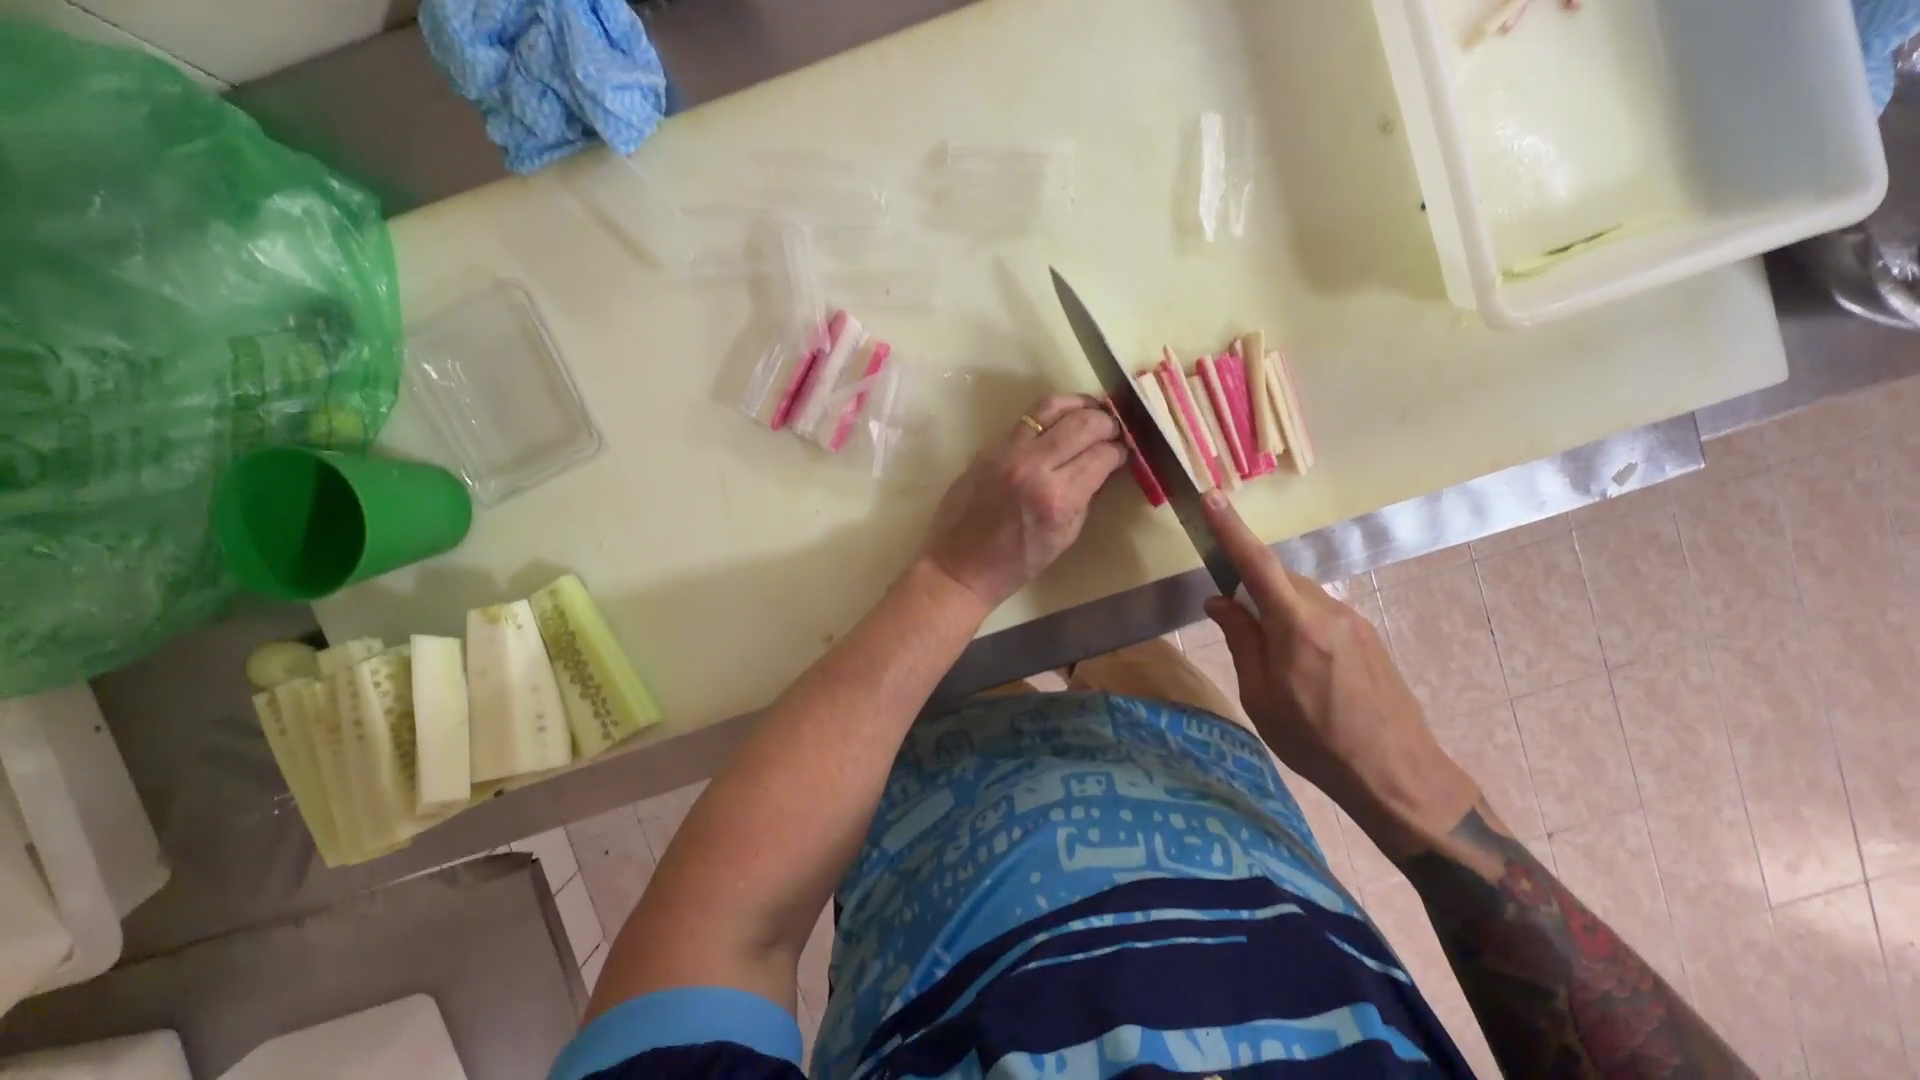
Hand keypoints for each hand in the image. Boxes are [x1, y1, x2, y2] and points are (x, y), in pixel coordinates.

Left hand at [919, 394, 1127, 608]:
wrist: (960, 565)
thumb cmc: (1017, 562)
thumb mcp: (1065, 535)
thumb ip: (1087, 495)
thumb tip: (1105, 465)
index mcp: (1057, 497)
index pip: (1102, 455)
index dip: (1120, 450)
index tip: (1123, 452)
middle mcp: (1034, 466)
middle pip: (1083, 422)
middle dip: (1107, 422)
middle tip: (1113, 430)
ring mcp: (1008, 452)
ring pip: (1052, 406)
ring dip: (1079, 405)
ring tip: (1091, 412)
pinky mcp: (990, 447)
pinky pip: (1026, 419)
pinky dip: (1050, 415)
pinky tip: (1060, 423)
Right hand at [1199, 493, 1481, 859]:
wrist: (1397, 773)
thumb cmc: (1316, 744)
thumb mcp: (1261, 698)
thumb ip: (1241, 641)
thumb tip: (1220, 600)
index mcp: (1296, 627)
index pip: (1255, 564)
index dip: (1231, 530)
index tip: (1211, 497)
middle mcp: (1329, 611)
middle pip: (1278, 578)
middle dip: (1250, 585)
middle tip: (1231, 619)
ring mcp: (1354, 621)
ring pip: (1300, 595)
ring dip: (1275, 607)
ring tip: (1269, 656)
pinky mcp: (1368, 635)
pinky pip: (1320, 612)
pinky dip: (1298, 620)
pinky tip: (1298, 662)